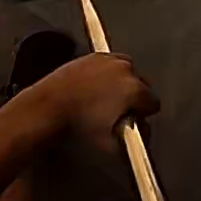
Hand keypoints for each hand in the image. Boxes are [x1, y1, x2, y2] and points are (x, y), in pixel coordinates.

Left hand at [22, 52, 158, 143]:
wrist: (48, 108)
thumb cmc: (77, 125)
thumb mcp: (112, 144)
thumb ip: (136, 139)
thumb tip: (141, 134)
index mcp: (134, 90)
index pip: (152, 103)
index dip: (143, 114)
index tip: (132, 120)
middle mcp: (124, 69)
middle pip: (141, 84)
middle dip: (133, 97)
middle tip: (116, 111)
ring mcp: (107, 60)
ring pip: (125, 71)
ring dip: (121, 83)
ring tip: (104, 100)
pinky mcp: (91, 56)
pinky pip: (108, 64)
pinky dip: (106, 74)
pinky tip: (93, 88)